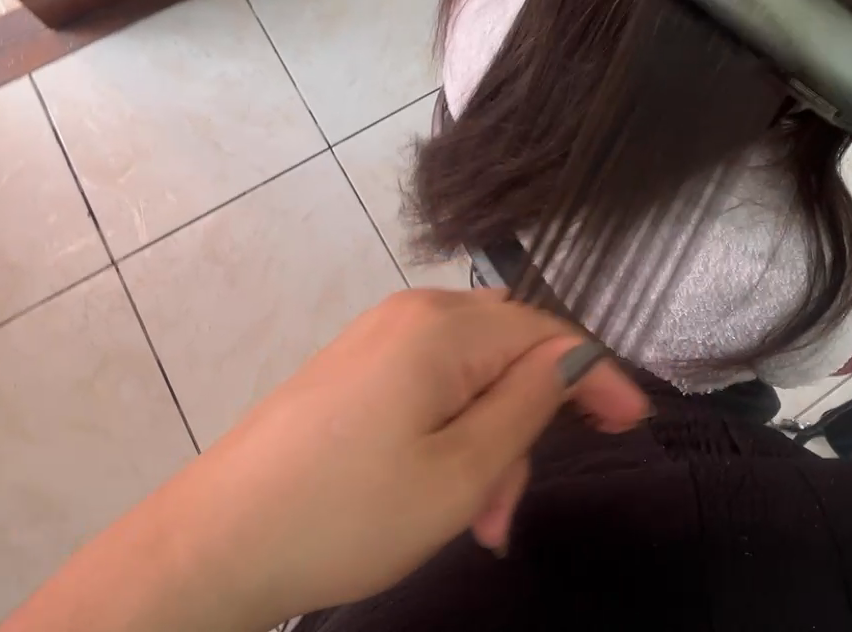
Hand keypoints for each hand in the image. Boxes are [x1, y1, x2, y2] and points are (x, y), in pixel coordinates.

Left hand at [4, 290, 648, 631]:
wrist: (218, 540)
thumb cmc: (349, 511)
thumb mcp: (461, 471)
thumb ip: (530, 402)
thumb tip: (578, 358)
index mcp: (443, 325)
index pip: (547, 332)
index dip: (595, 375)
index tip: (634, 425)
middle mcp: (412, 312)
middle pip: (508, 348)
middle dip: (529, 420)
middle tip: (511, 506)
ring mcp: (378, 335)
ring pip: (470, 372)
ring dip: (489, 438)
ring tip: (475, 517)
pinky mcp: (356, 365)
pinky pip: (431, 382)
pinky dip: (452, 430)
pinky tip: (439, 486)